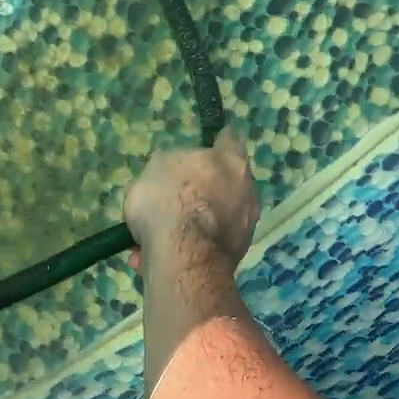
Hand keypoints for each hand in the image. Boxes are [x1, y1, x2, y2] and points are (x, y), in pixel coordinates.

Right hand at [123, 126, 259, 273]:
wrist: (182, 254)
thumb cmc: (169, 200)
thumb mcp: (154, 168)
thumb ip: (167, 168)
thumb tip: (172, 174)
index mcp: (230, 161)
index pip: (229, 140)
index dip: (217, 143)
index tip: (210, 145)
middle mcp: (247, 191)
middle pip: (224, 186)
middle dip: (200, 194)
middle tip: (170, 204)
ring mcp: (245, 227)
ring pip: (211, 222)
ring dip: (186, 228)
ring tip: (151, 240)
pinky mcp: (233, 257)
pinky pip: (203, 248)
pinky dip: (183, 250)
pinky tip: (153, 258)